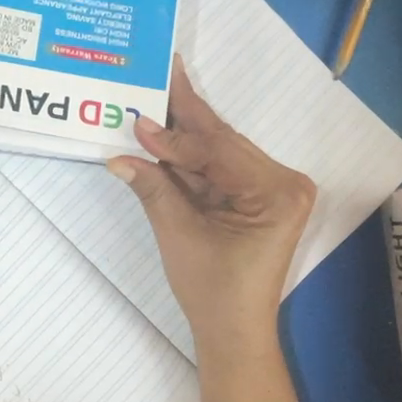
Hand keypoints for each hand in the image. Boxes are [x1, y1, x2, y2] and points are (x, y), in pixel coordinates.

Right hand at [107, 58, 316, 354]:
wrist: (232, 329)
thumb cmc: (213, 289)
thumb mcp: (179, 235)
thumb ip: (154, 189)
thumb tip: (119, 155)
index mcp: (276, 192)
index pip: (217, 152)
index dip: (174, 137)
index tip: (138, 119)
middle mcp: (283, 182)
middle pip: (222, 142)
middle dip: (185, 115)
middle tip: (162, 73)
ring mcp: (272, 188)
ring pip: (219, 150)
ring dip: (185, 131)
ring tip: (159, 95)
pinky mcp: (256, 196)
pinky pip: (218, 167)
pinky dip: (189, 155)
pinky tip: (166, 131)